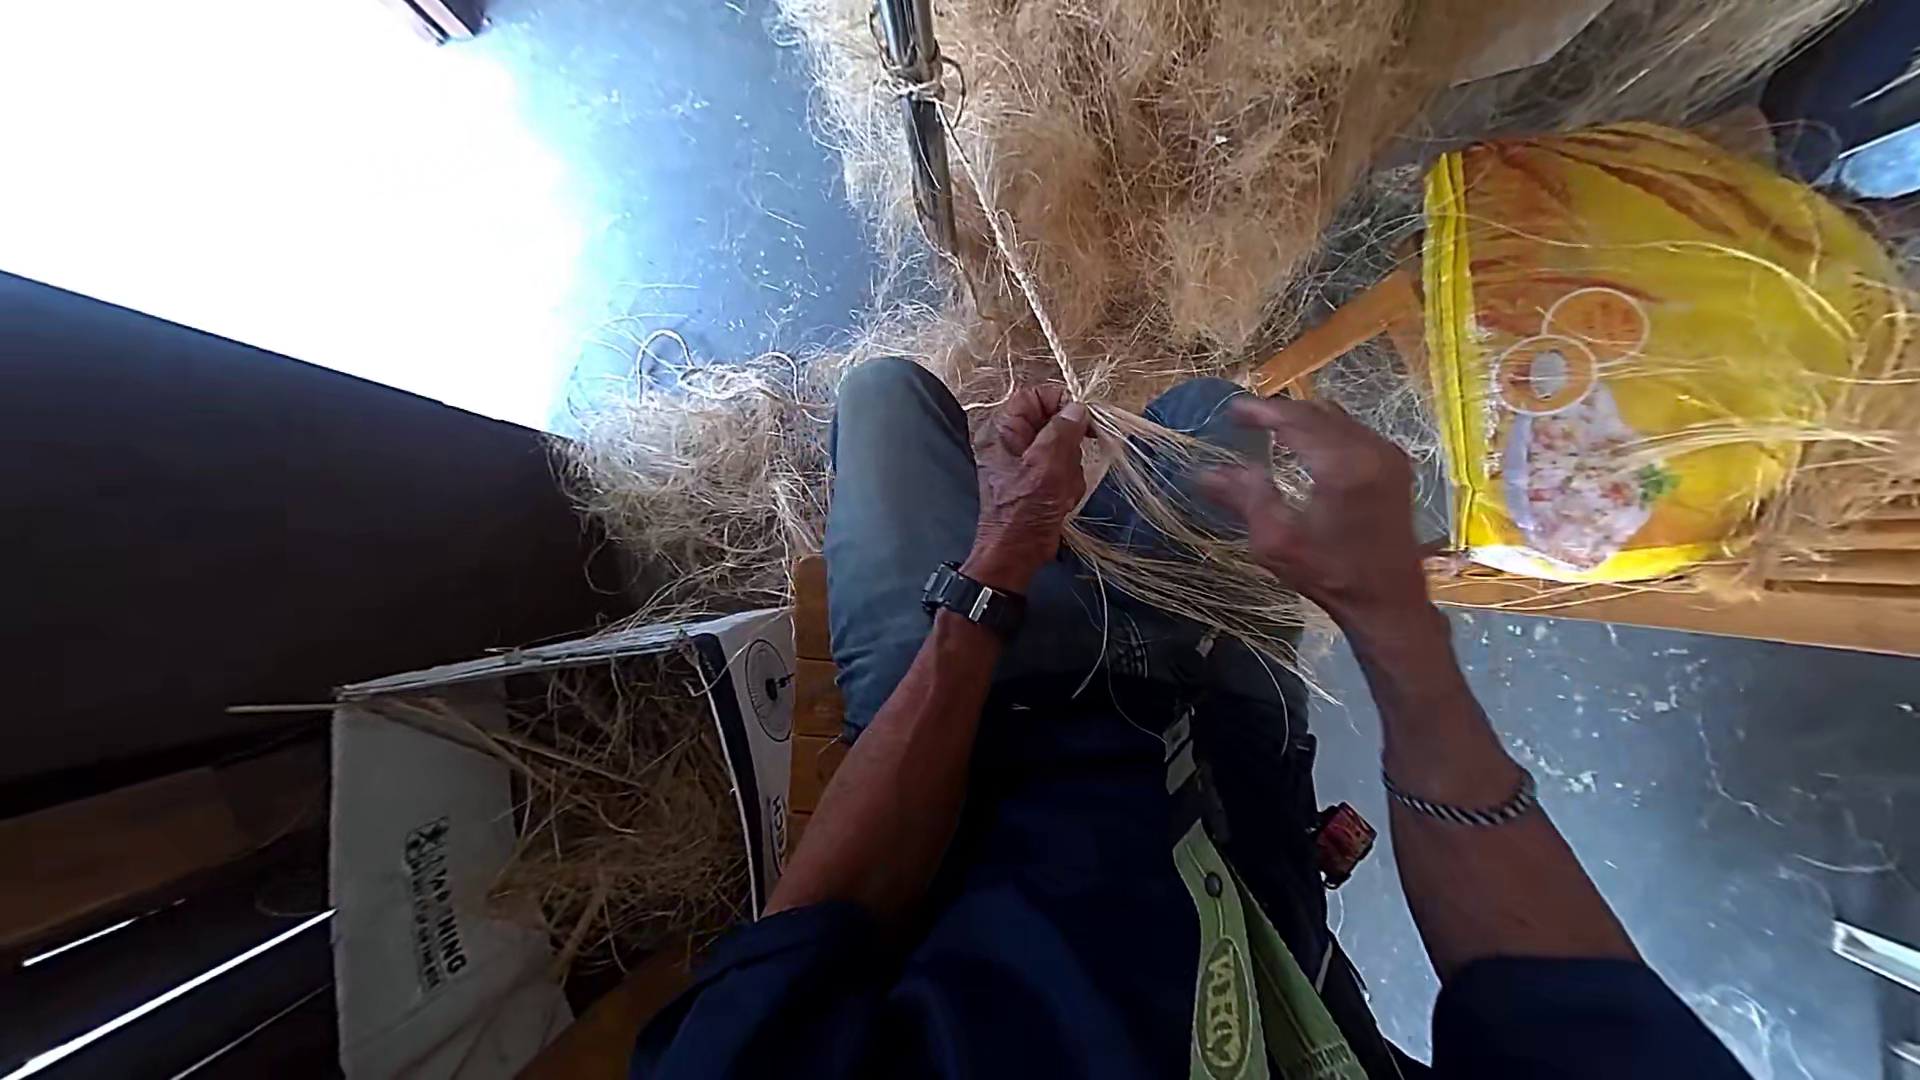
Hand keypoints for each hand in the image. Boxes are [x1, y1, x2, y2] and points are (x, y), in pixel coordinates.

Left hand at [966, 385, 1092, 592]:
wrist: (1017, 552)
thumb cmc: (1026, 508)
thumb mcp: (1047, 463)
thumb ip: (1063, 430)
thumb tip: (1078, 407)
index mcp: (1002, 430)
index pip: (1034, 396)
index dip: (1061, 402)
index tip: (1083, 419)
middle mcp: (1011, 441)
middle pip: (1054, 423)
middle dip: (1069, 446)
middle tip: (1068, 466)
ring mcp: (1025, 462)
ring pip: (1064, 448)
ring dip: (1071, 469)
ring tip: (1061, 489)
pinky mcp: (1037, 481)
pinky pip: (1063, 470)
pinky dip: (1068, 484)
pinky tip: (1062, 500)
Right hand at [1198, 397, 1427, 625]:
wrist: (1386, 600)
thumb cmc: (1328, 573)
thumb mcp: (1275, 540)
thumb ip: (1243, 497)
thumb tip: (1203, 472)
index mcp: (1342, 466)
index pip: (1296, 421)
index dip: (1262, 412)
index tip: (1232, 408)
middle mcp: (1371, 450)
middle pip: (1317, 414)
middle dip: (1279, 412)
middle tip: (1245, 415)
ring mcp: (1388, 456)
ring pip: (1336, 420)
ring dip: (1301, 419)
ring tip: (1268, 425)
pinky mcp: (1394, 467)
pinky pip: (1352, 432)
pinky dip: (1322, 429)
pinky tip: (1303, 441)